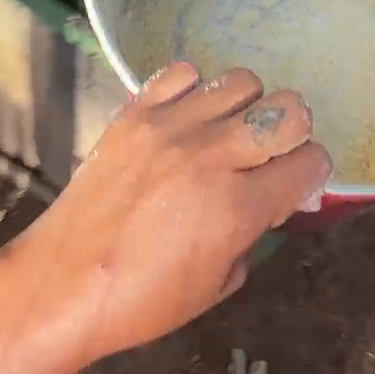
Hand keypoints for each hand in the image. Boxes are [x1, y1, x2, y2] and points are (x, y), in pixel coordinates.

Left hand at [3, 62, 331, 364]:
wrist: (63, 282)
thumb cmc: (143, 300)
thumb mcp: (218, 285)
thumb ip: (253, 234)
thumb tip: (269, 202)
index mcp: (237, 208)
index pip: (309, 162)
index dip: (311, 173)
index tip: (296, 182)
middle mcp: (211, 157)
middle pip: (288, 111)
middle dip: (293, 132)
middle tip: (270, 152)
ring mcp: (170, 128)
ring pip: (241, 82)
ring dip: (246, 107)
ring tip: (226, 130)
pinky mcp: (135, 113)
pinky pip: (182, 73)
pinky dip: (194, 90)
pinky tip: (186, 118)